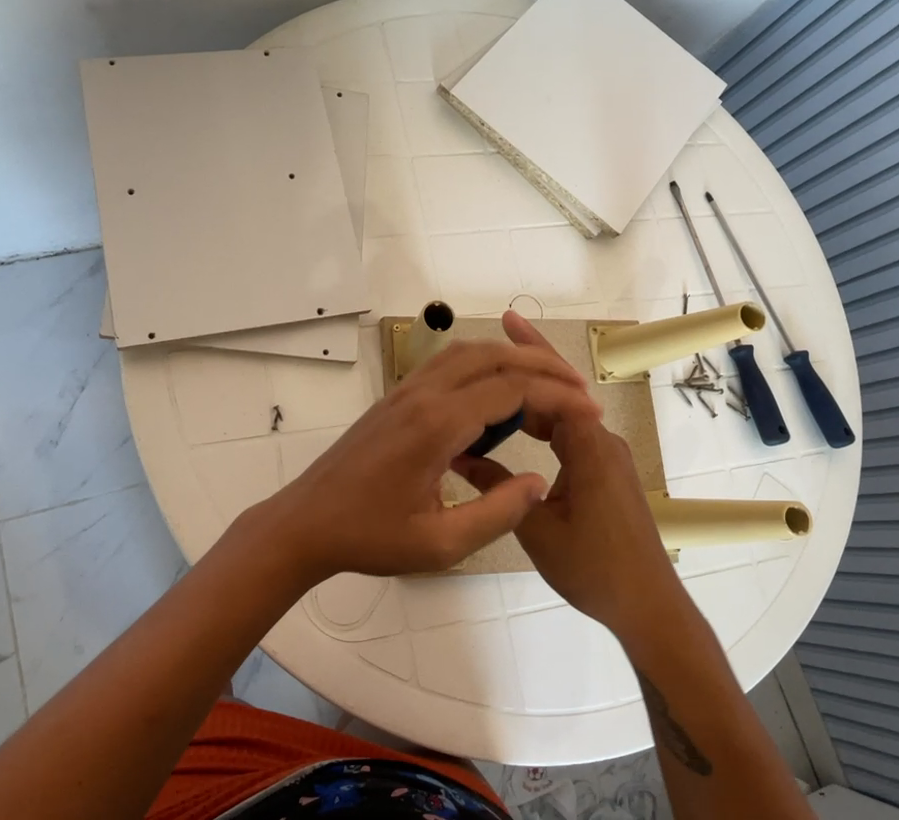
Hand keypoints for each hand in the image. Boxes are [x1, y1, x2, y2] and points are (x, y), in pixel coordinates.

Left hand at [248, 336, 601, 585]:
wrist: (306, 522)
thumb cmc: (370, 538)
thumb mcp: (441, 544)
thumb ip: (497, 512)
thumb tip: (540, 483)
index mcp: (436, 426)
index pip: (510, 390)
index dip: (558, 397)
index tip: (592, 413)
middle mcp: (421, 396)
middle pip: (491, 357)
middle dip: (541, 367)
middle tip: (578, 392)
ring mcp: (403, 393)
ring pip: (465, 353)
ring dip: (510, 361)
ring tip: (545, 387)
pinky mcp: (393, 399)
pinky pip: (444, 367)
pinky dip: (481, 367)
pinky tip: (496, 396)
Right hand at [453, 312, 671, 632]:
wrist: (647, 605)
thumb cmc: (592, 567)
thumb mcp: (534, 528)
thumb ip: (496, 486)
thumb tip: (458, 458)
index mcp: (589, 447)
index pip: (554, 385)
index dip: (528, 352)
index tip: (504, 323)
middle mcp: (603, 442)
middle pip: (561, 392)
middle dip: (526, 366)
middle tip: (488, 348)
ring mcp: (609, 458)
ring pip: (565, 415)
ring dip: (532, 400)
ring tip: (491, 388)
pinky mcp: (609, 474)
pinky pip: (572, 436)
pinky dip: (544, 426)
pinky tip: (518, 429)